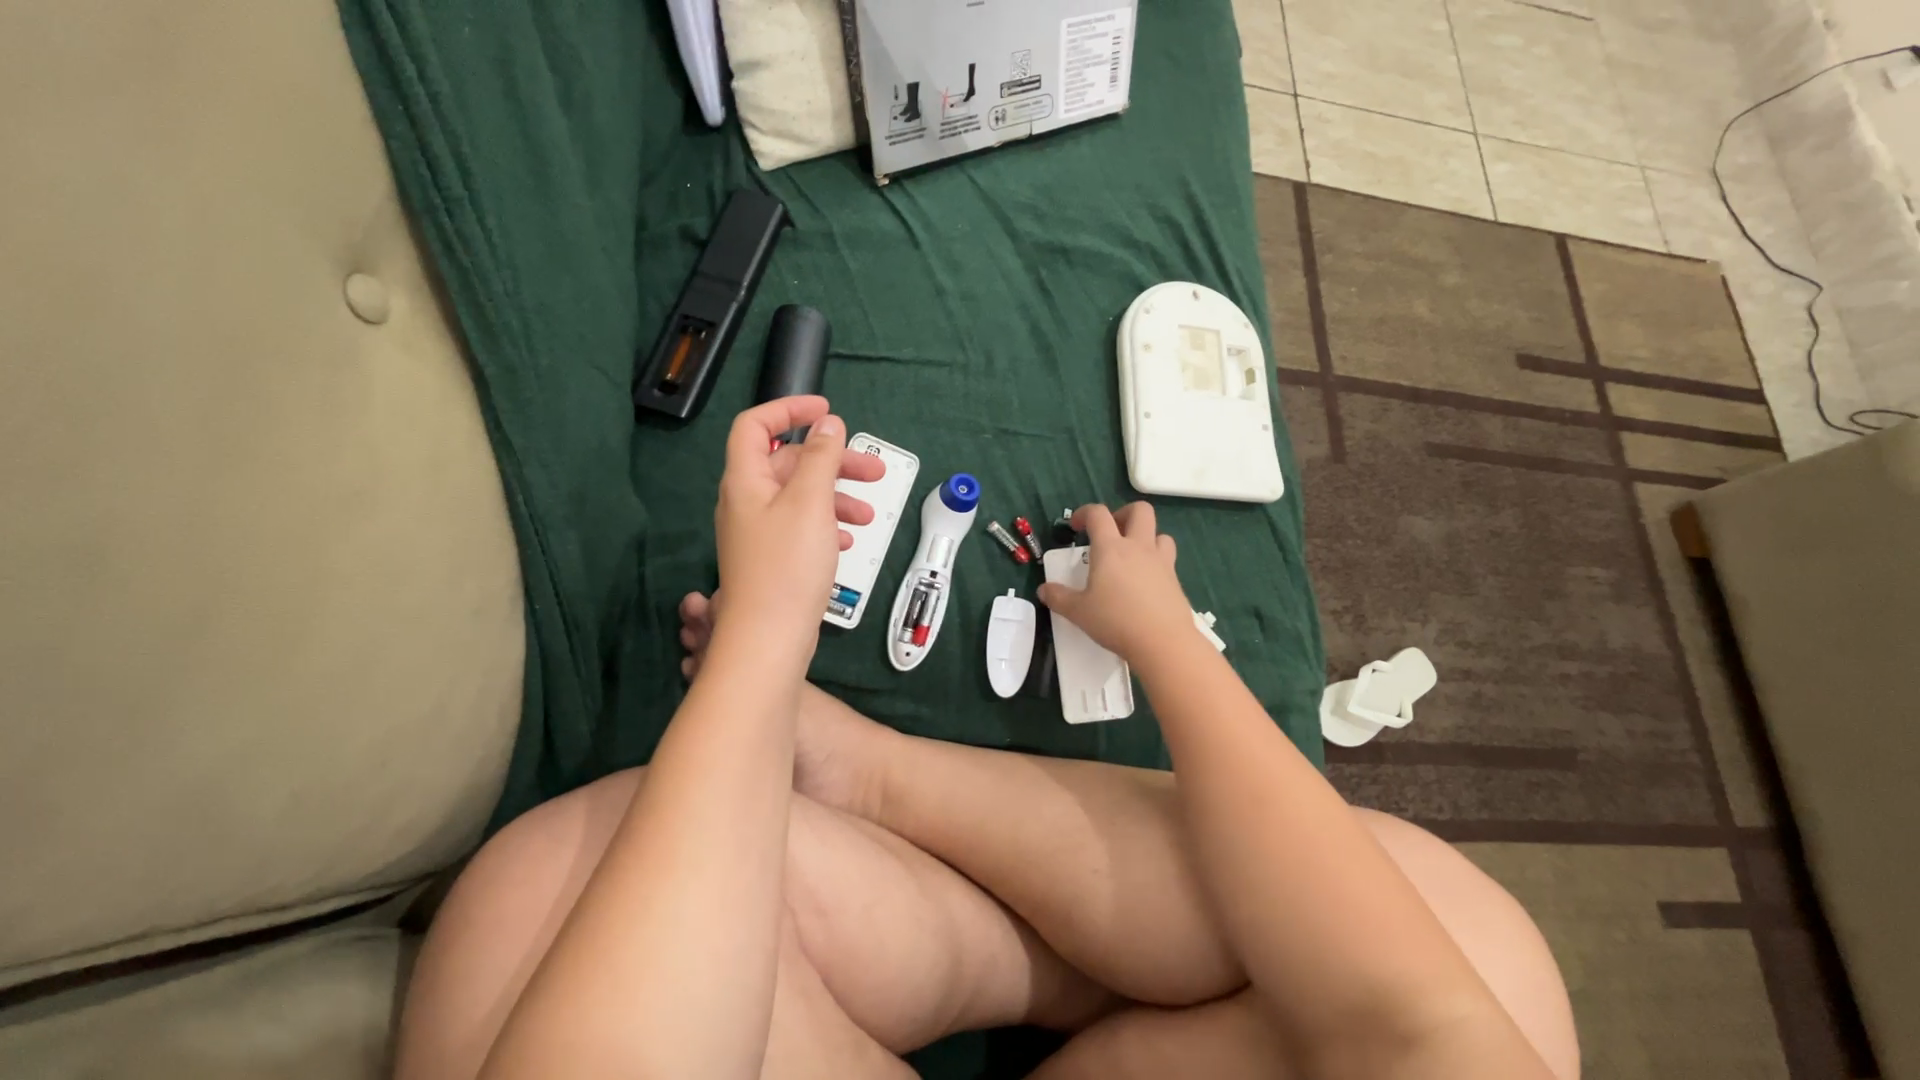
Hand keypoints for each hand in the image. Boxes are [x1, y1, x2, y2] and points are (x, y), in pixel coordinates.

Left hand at [712, 397, 883, 654]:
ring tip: (868, 515)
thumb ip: (821, 457)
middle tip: (873, 471)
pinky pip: (800, 527)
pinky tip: (848, 540)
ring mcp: (757, 532)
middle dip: (832, 462)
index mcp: (745, 480)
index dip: (788, 409)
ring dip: (835, 497)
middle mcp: (746, 501)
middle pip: (788, 463)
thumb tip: (827, 422)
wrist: (769, 637)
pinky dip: (826, 525)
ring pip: (799, 497)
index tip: (827, 410)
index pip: (755, 426)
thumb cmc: (788, 564)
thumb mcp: (810, 502)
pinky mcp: (771, 558)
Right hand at [1037, 502, 1195, 662]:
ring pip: (1159, 532)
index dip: (1084, 513)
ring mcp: (1161, 561)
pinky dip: (1155, 561)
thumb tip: (1043, 590)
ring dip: (1145, 536)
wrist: (1162, 642)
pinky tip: (1145, 581)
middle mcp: (1138, 547)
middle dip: (1123, 514)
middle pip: (1139, 510)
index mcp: (1111, 548)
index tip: (1076, 526)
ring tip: (1132, 556)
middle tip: (1110, 533)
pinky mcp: (1175, 579)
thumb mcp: (1078, 612)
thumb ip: (1059, 598)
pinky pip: (1167, 558)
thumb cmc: (1115, 621)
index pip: (1098, 514)